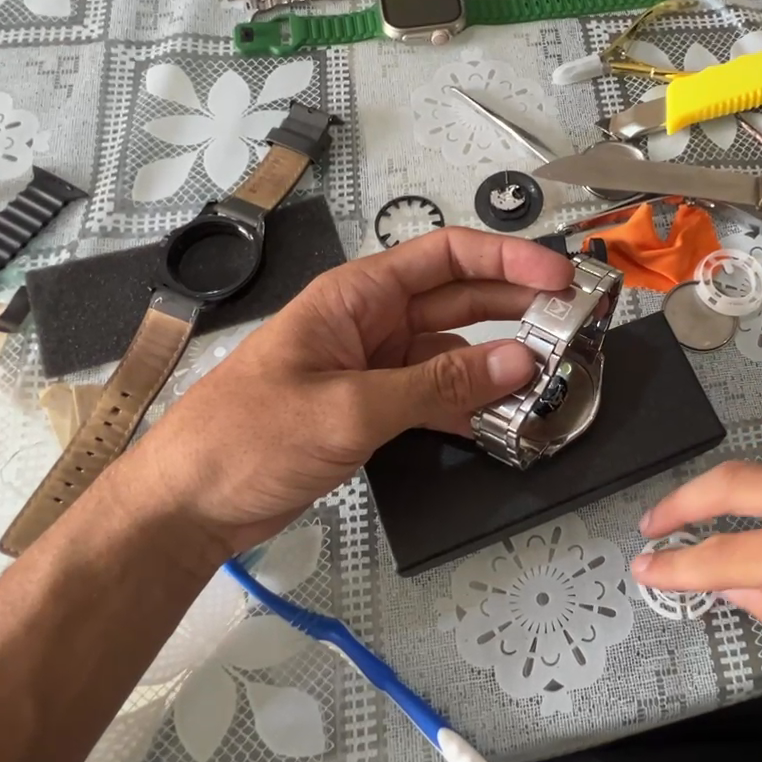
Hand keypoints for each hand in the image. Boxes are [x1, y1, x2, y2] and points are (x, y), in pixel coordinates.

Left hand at [119, 228, 573, 553]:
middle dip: (516, 308)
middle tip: (570, 325)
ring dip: (497, 366)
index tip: (557, 277)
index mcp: (357, 296)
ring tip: (544, 382)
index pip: (445, 257)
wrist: (191, 503)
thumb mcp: (351, 407)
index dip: (506, 259)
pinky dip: (468, 406)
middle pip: (459, 300)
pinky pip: (437, 394)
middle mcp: (371, 322)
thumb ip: (440, 385)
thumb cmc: (247, 437)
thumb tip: (518, 363)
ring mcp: (375, 366)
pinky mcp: (374, 406)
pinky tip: (499, 422)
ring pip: (453, 353)